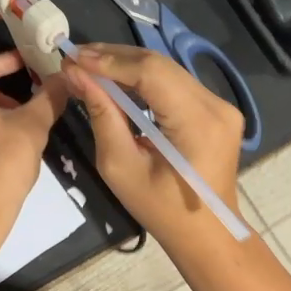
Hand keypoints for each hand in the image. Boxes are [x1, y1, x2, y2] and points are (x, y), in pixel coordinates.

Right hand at [63, 44, 244, 253]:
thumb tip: (75, 74)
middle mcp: (215, 105)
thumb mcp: (120, 166)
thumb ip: (101, 114)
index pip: (150, 73)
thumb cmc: (161, 208)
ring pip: (164, 67)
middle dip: (112, 56)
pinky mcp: (214, 108)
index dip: (108, 61)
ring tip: (87, 65)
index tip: (71, 59)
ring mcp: (219, 104)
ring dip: (123, 63)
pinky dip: (139, 75)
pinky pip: (172, 80)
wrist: (207, 233)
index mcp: (197, 123)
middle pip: (158, 64)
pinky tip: (113, 78)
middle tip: (73, 58)